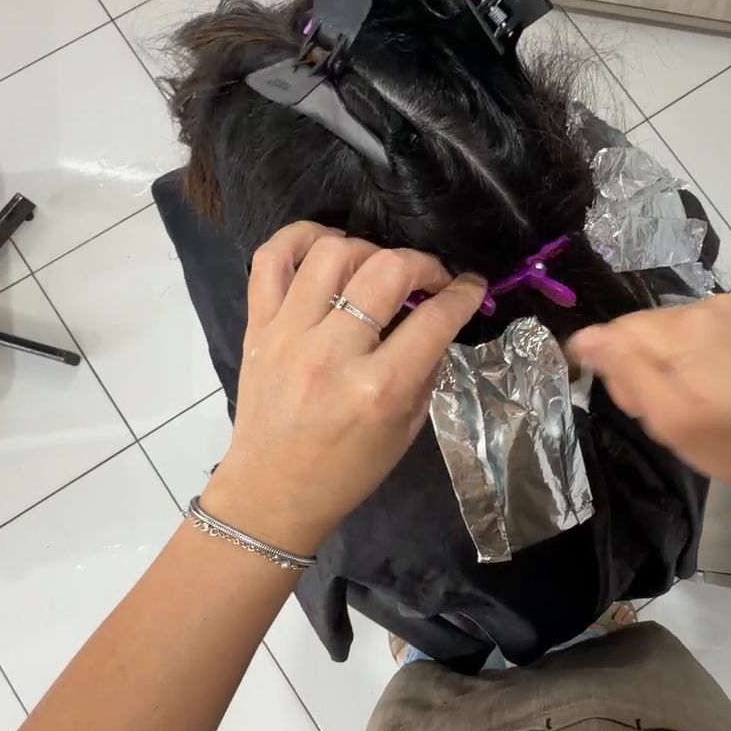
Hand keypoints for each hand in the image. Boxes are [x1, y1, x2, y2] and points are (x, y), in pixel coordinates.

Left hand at [200, 223, 486, 555]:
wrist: (274, 492)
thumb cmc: (349, 470)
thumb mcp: (406, 429)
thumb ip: (425, 370)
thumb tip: (438, 321)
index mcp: (379, 389)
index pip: (434, 319)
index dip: (464, 293)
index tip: (473, 287)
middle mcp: (333, 354)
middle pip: (387, 271)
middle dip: (424, 263)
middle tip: (431, 278)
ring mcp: (288, 335)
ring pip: (332, 252)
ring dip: (369, 250)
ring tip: (379, 269)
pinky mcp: (257, 326)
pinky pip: (271, 258)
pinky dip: (302, 238)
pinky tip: (327, 247)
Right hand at [567, 295, 730, 514]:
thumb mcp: (670, 417)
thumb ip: (624, 370)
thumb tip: (583, 336)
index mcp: (686, 324)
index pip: (617, 331)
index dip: (614, 371)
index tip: (636, 407)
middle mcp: (710, 304)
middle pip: (643, 331)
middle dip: (642, 370)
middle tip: (668, 416)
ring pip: (668, 336)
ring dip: (666, 369)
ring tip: (693, 410)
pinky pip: (697, 338)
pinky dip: (691, 365)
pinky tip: (712, 396)